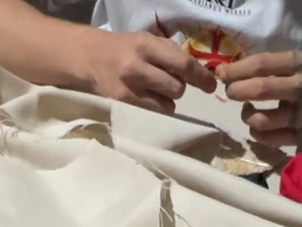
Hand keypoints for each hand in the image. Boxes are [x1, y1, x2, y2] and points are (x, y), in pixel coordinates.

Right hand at [80, 30, 214, 112]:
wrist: (90, 57)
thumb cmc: (124, 48)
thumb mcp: (146, 40)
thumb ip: (169, 52)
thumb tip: (197, 69)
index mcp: (147, 45)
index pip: (183, 64)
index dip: (200, 77)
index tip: (211, 86)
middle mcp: (139, 66)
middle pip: (178, 88)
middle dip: (180, 88)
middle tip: (172, 83)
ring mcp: (131, 87)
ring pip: (169, 104)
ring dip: (169, 99)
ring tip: (157, 90)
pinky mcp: (125, 103)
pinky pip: (156, 112)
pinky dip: (158, 107)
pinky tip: (149, 98)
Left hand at [218, 50, 301, 147]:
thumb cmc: (301, 78)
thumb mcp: (289, 63)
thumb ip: (262, 67)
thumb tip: (223, 73)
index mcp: (298, 63)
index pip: (262, 64)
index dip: (237, 70)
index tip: (221, 74)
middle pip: (262, 89)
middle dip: (238, 91)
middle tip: (230, 93)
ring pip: (263, 121)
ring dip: (247, 117)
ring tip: (246, 112)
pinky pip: (270, 140)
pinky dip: (257, 135)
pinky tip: (256, 128)